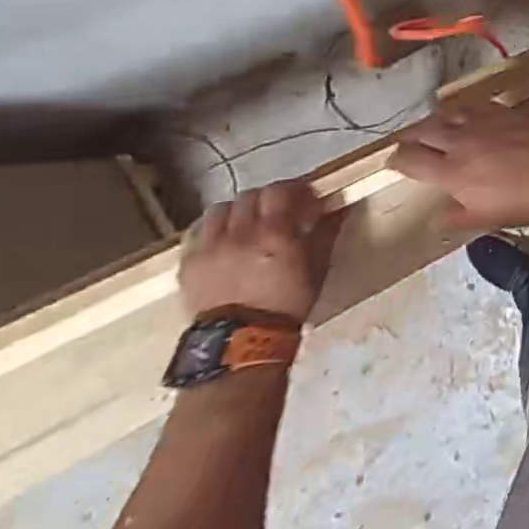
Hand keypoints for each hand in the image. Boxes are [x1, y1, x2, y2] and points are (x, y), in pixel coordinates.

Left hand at [181, 182, 342, 322]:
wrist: (241, 340)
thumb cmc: (288, 302)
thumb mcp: (317, 266)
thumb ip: (326, 232)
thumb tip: (340, 208)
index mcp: (274, 234)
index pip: (280, 191)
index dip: (295, 188)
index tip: (307, 196)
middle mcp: (238, 235)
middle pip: (249, 196)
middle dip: (268, 197)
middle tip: (281, 208)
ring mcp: (208, 248)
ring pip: (220, 209)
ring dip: (239, 209)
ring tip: (249, 222)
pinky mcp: (188, 263)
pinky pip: (197, 231)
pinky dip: (214, 227)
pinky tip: (226, 238)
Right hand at [388, 108, 528, 229]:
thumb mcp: (490, 218)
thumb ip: (459, 216)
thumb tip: (437, 219)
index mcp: (451, 172)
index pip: (410, 161)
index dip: (397, 160)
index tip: (394, 162)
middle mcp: (462, 143)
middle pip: (424, 132)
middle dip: (412, 136)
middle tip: (410, 141)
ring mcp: (486, 123)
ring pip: (449, 113)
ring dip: (437, 119)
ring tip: (435, 125)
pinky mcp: (509, 112)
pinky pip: (477, 105)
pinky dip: (466, 109)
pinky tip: (470, 113)